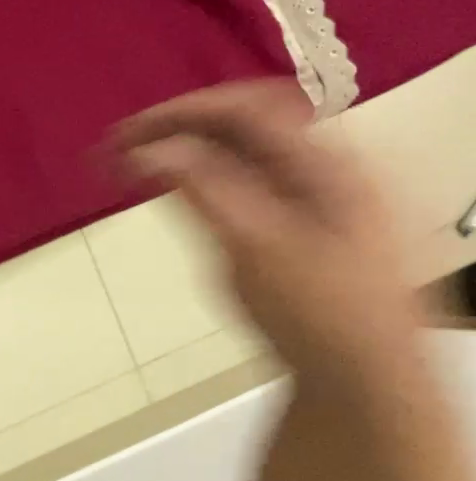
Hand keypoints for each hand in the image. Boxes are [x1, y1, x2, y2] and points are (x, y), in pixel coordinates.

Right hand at [114, 79, 422, 385]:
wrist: (364, 372)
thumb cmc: (315, 311)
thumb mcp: (254, 246)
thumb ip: (202, 189)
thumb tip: (145, 150)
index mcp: (330, 164)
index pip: (250, 108)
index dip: (181, 111)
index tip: (121, 135)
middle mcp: (329, 167)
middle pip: (247, 121)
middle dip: (176, 126)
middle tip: (115, 149)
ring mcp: (319, 193)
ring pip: (244, 148)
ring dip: (184, 147)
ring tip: (131, 165)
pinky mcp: (303, 218)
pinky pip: (247, 174)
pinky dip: (200, 171)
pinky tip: (171, 188)